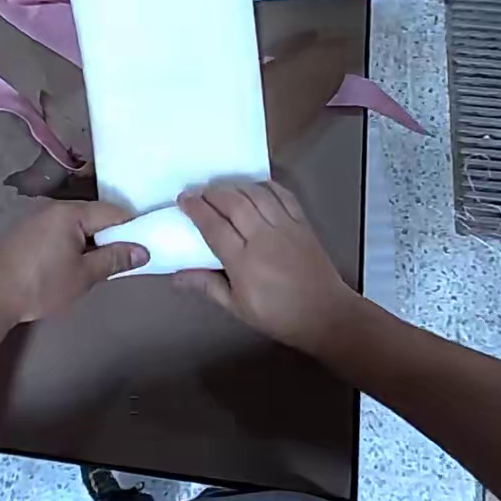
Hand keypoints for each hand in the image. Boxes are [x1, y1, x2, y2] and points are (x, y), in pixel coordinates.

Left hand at [0, 201, 146, 327]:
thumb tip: (142, 250)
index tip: (142, 247)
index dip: (131, 228)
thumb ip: (114, 259)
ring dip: (86, 242)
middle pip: (92, 216)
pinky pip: (54, 232)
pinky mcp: (20, 233)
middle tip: (118, 262)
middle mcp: (50, 208)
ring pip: (72, 225)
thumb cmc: (40, 285)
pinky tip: (65, 266)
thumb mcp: (84, 275)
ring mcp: (32, 219)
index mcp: (69, 212)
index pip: (113, 212)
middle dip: (108, 236)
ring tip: (92, 268)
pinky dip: (67, 244)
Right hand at [173, 182, 364, 353]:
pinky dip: (265, 186)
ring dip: (235, 186)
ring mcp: (286, 228)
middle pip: (233, 203)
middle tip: (197, 191)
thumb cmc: (277, 315)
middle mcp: (264, 238)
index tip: (183, 200)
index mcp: (244, 262)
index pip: (214, 226)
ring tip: (221, 188)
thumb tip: (176, 276)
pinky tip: (253, 187)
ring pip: (256, 194)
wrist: (325, 314)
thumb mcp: (237, 306)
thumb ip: (207, 285)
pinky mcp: (303, 224)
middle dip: (211, 192)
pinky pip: (283, 195)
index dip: (196, 208)